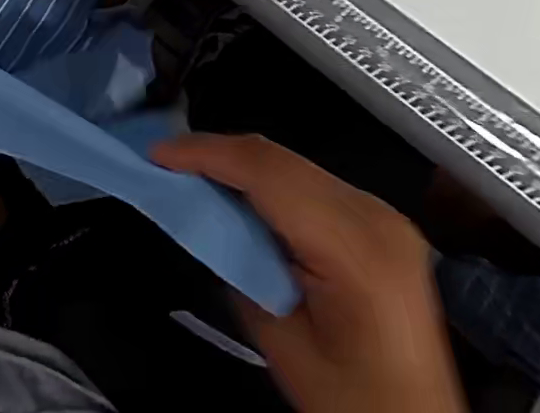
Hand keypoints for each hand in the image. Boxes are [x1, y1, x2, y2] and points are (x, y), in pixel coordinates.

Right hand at [154, 133, 465, 412]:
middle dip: (215, 151)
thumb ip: (236, 261)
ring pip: (289, 161)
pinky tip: (234, 189)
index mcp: (356, 248)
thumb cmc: (351, 398)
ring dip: (236, 162)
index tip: (158, 154)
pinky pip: (305, 178)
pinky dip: (262, 177)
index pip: (268, 172)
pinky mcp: (376, 218)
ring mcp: (381, 212)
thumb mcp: (278, 337)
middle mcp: (375, 216)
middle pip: (278, 157)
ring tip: (189, 171)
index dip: (206, 153)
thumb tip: (198, 209)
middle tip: (165, 160)